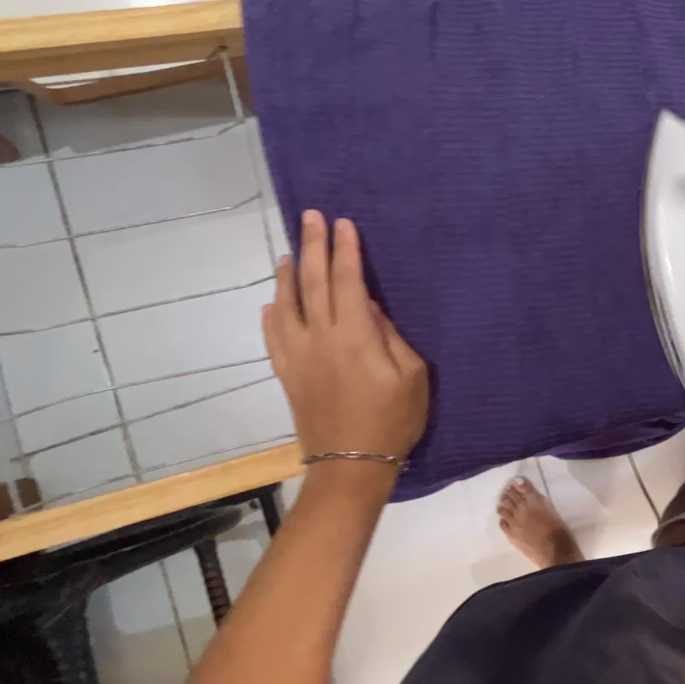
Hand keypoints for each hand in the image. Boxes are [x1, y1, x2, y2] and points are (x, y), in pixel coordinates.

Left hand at [265, 211, 428, 494]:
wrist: (352, 466)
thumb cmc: (393, 420)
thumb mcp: (412, 376)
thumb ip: (391, 336)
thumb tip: (370, 307)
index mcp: (355, 336)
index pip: (348, 281)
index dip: (345, 250)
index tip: (343, 222)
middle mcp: (320, 339)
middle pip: (314, 284)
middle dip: (313, 247)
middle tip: (311, 217)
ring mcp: (298, 357)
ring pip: (287, 306)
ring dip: (287, 275)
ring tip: (288, 252)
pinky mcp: (288, 375)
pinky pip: (274, 338)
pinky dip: (272, 315)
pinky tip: (271, 302)